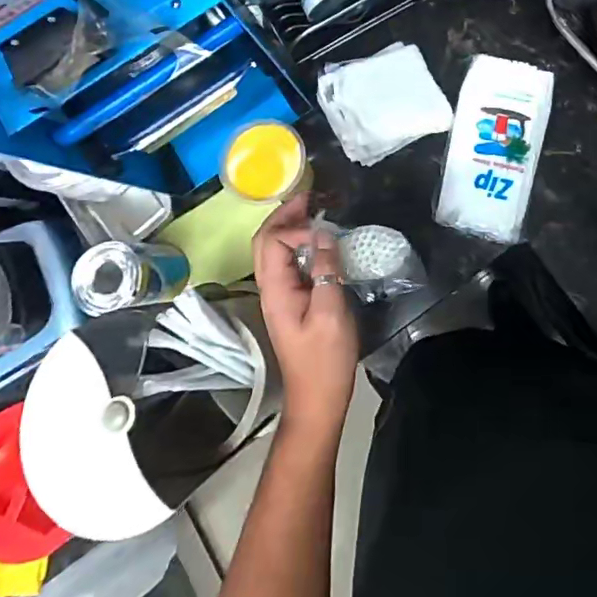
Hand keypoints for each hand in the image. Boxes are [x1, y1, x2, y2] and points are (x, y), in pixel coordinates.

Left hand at [252, 195, 358, 434]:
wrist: (317, 399)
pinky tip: (319, 243)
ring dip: (289, 227)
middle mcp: (270, 288)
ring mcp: (279, 296)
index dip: (297, 228)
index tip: (326, 232)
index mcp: (275, 290)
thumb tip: (324, 234)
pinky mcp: (290, 302)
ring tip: (313, 211)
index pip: (274, 242)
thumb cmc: (325, 360)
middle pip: (265, 241)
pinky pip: (287, 264)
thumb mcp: (331, 313)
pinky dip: (299, 245)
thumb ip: (326, 271)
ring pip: (274, 251)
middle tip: (310, 197)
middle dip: (284, 215)